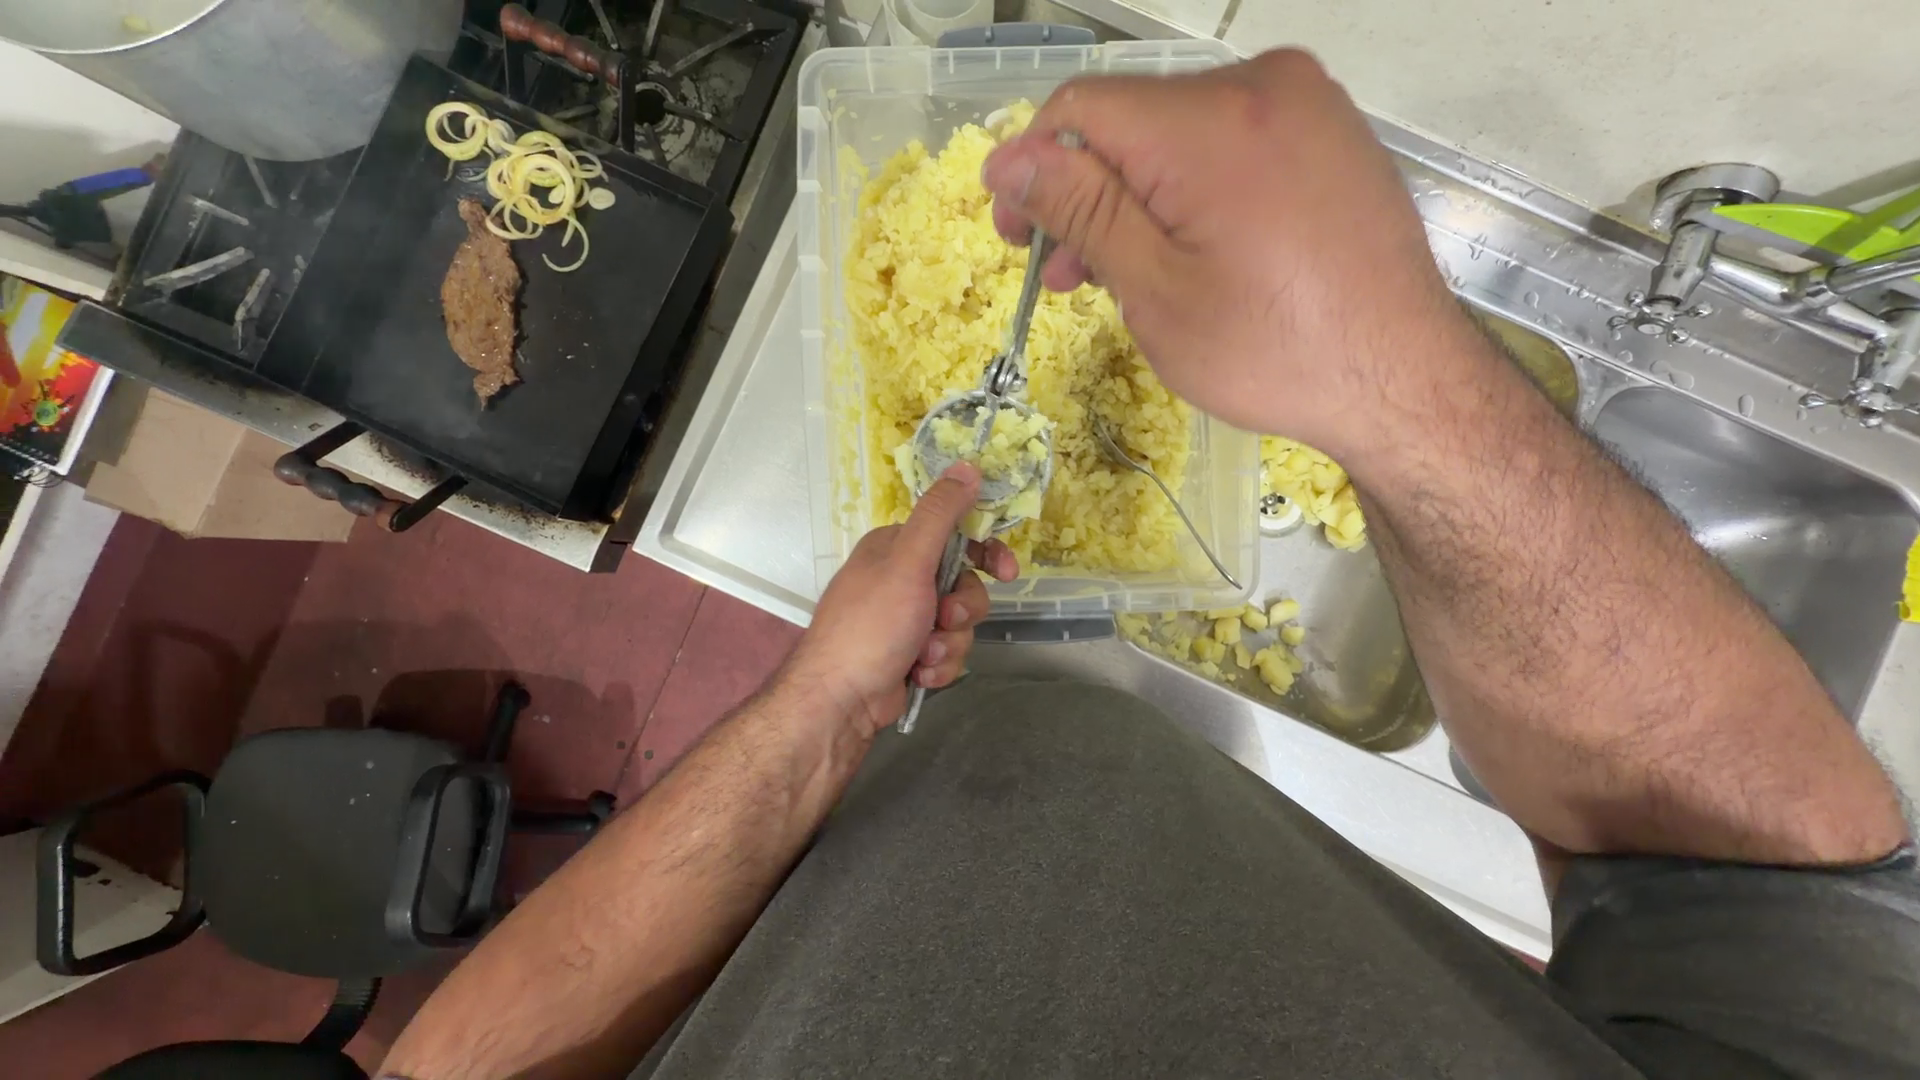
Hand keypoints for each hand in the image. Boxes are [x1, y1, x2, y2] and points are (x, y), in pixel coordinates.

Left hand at [780, 464, 1018, 737]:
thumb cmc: (872, 624)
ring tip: (921, 657)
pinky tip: (917, 676)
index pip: (954, 536)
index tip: (1008, 572)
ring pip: (959, 625)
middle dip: (962, 611)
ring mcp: (904, 620)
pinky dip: (938, 667)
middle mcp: (900, 579)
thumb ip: (941, 515)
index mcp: (895, 547)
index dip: (986, 553)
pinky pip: (946, 653)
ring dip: (948, 644)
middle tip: (944, 622)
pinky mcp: (909, 655)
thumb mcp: (909, 561)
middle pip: (964, 585)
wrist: (841, 700)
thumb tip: (967, 466)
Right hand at [981, 50, 1477, 458]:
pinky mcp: (1328, 137)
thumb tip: (1008, 160)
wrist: (1401, 379)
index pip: (1081, 108)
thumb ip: (1080, 210)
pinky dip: (1186, 194)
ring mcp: (1306, 105)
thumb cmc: (1269, 349)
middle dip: (1083, 194)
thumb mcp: (1155, 288)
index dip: (1032, 166)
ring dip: (1132, 200)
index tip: (1015, 234)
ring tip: (1115, 276)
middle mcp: (1262, 84)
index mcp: (1210, 121)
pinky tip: (1180, 253)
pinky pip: (1229, 147)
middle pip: (1130, 122)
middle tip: (1063, 272)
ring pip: (1177, 138)